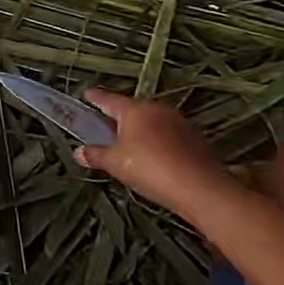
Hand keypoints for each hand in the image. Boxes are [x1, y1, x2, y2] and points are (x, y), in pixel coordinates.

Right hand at [76, 89, 237, 216]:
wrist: (204, 190)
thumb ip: (95, 155)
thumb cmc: (150, 169)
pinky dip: (156, 140)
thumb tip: (79, 152)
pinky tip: (151, 155)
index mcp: (135, 110)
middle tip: (103, 125)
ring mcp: (181, 124)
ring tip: (126, 143)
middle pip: (132, 109)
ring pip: (152, 121)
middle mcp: (159, 110)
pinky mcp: (197, 140)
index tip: (87, 94)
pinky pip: (167, 134)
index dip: (95, 97)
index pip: (109, 99)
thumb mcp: (114, 163)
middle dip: (118, 116)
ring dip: (138, 129)